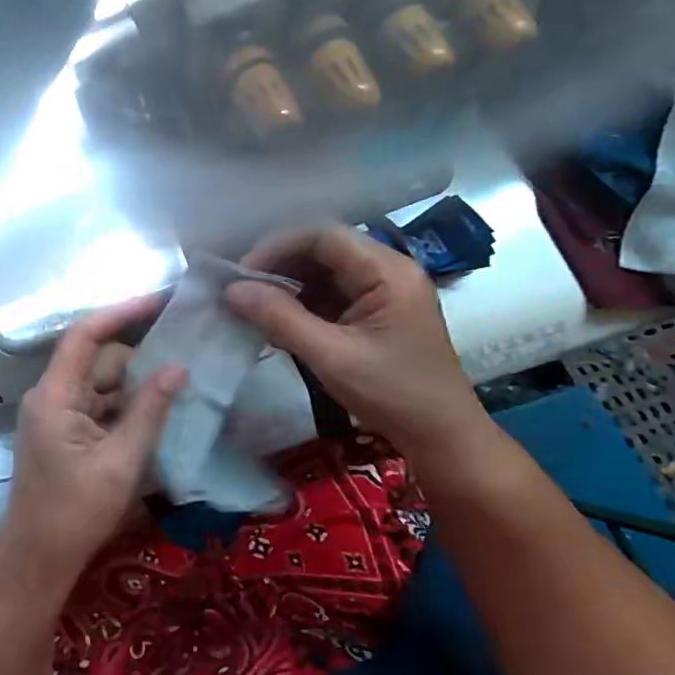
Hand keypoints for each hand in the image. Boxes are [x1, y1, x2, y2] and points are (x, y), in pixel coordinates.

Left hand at [0, 297, 186, 582]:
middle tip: (188, 360)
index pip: (85, 335)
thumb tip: (178, 368)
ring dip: (138, 387)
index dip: (121, 313)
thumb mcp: (121, 461)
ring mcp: (59, 415)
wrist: (38, 562)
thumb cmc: (75, 513)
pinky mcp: (67, 433)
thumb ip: (150, 411)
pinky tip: (161, 414)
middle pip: (100, 360)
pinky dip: (128, 408)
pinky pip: (101, 406)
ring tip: (183, 386)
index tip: (160, 302)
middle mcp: (52, 396)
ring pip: (104, 384)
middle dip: (141, 360)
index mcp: (54, 395)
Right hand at [225, 227, 485, 450]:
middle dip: (279, 266)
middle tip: (241, 289)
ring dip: (288, 286)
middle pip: (323, 250)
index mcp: (388, 272)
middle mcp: (389, 270)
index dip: (278, 247)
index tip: (242, 273)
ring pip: (324, 272)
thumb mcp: (332, 358)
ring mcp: (384, 291)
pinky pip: (331, 294)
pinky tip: (276, 321)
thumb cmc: (394, 395)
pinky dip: (301, 304)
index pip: (324, 236)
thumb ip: (281, 319)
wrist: (442, 438)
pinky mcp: (376, 312)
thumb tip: (231, 290)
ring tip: (252, 305)